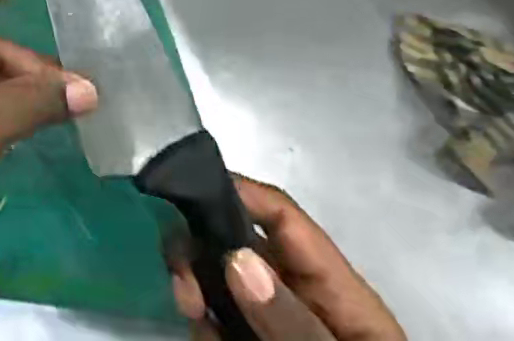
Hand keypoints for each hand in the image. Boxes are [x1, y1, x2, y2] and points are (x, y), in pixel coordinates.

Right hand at [172, 176, 404, 340]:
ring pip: (214, 276)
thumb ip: (296, 325)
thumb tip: (236, 257)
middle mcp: (300, 299)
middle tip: (178, 275)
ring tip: (184, 309)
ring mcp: (271, 326)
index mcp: (338, 295)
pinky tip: (191, 328)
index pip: (282, 217)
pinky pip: (210, 317)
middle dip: (196, 244)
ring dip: (188, 281)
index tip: (175, 187)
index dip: (233, 190)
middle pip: (236, 239)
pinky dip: (193, 318)